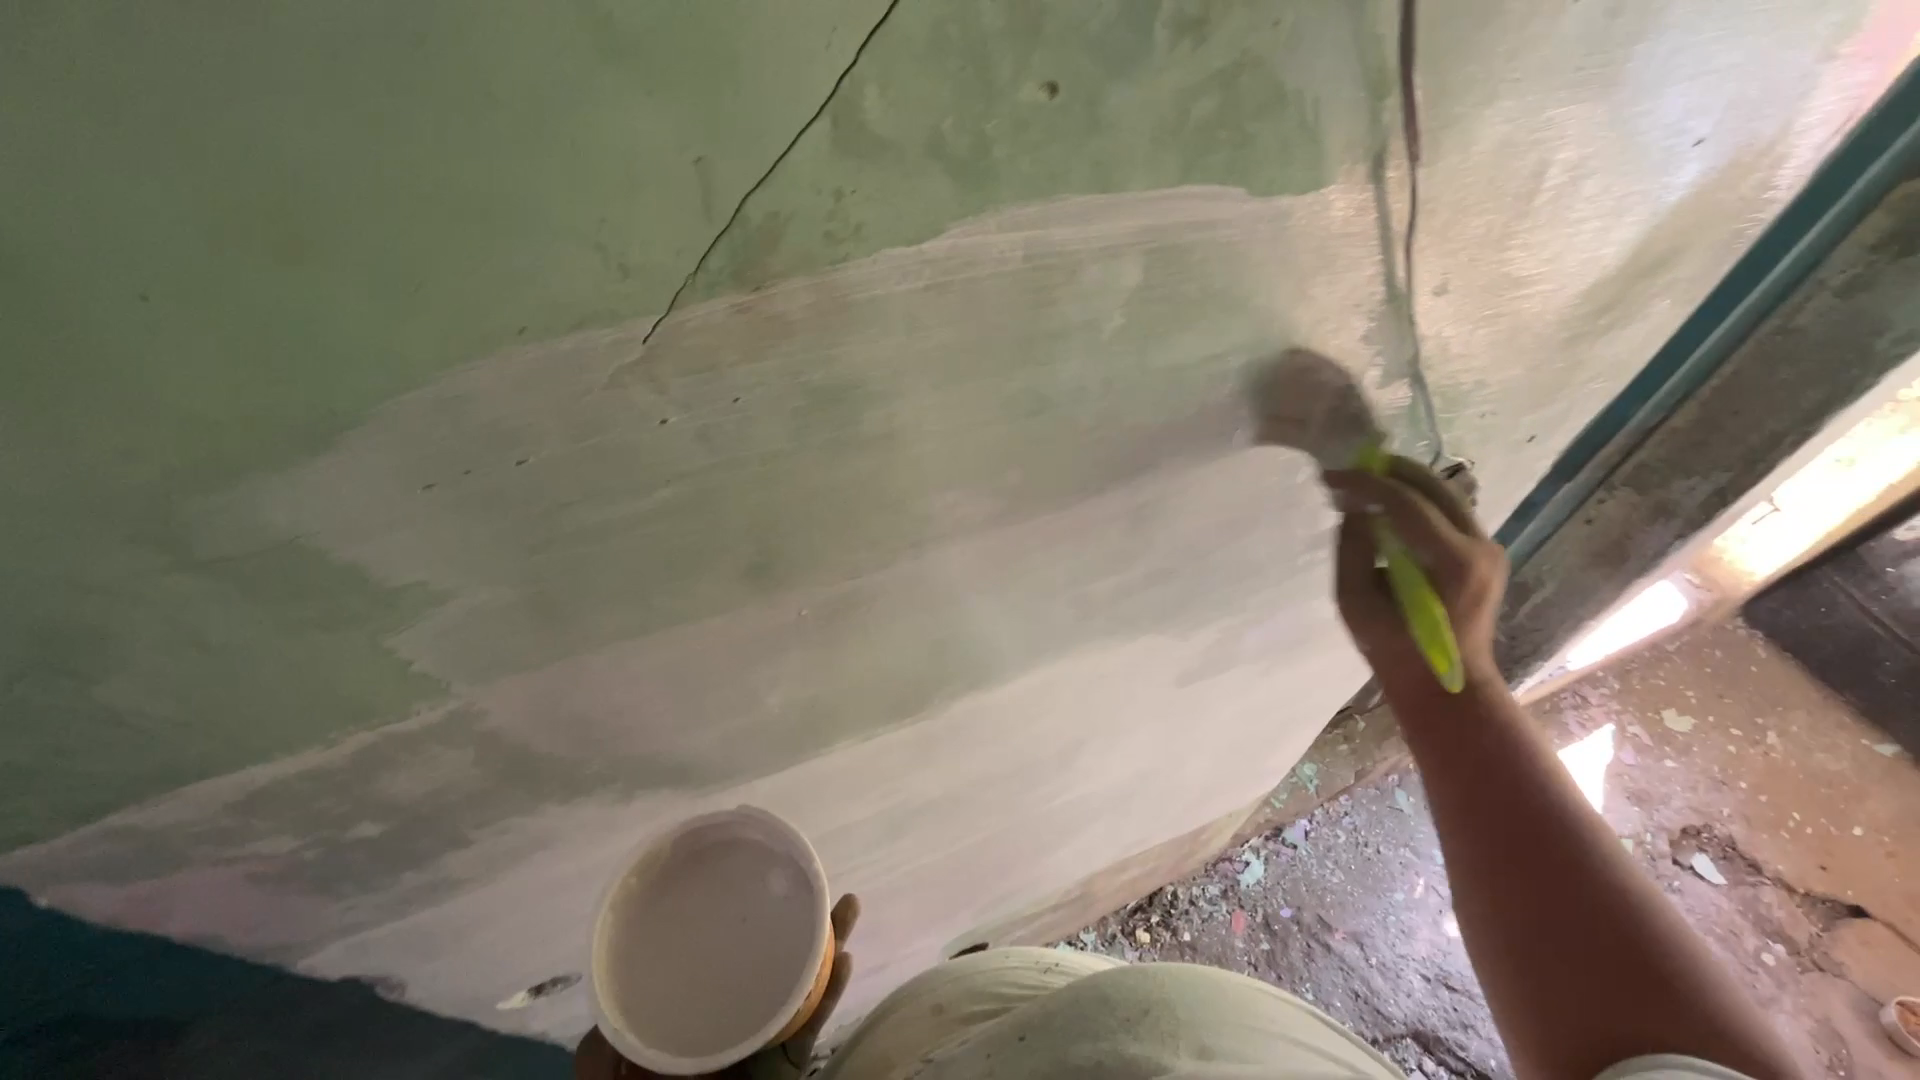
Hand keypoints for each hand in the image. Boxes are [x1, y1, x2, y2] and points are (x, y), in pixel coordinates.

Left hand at [574, 894, 861, 1079]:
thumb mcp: (610, 1077)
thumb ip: (604, 1047)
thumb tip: (610, 996)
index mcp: (703, 1013)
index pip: (726, 960)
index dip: (745, 923)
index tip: (758, 884)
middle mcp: (740, 1017)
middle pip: (775, 960)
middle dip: (802, 922)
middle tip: (818, 885)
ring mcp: (769, 1040)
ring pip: (804, 983)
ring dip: (830, 943)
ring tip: (847, 906)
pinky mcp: (790, 1064)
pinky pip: (814, 1025)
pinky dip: (831, 993)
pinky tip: (844, 961)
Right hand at [1324, 456, 1506, 696]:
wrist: (1447, 686)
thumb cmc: (1395, 652)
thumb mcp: (1356, 604)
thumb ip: (1352, 551)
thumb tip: (1355, 510)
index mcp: (1453, 561)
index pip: (1405, 502)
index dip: (1364, 483)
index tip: (1330, 478)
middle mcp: (1480, 546)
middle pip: (1433, 486)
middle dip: (1388, 471)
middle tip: (1348, 472)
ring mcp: (1489, 548)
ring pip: (1444, 495)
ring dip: (1403, 484)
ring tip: (1364, 485)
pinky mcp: (1485, 554)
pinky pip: (1448, 513)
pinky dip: (1416, 502)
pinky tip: (1387, 510)